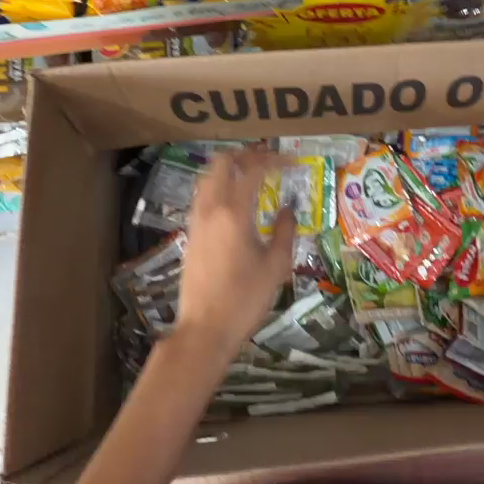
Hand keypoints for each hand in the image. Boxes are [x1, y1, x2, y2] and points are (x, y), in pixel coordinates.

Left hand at [172, 149, 296, 357]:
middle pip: (222, 163)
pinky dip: (219, 185)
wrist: (204, 329)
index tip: (292, 162)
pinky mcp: (190, 233)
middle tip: (269, 160)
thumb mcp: (276, 266)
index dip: (274, 159)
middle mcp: (211, 208)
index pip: (253, 170)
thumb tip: (287, 209)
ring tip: (252, 175)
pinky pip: (202, 195)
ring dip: (230, 168)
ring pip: (208, 176)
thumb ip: (285, 232)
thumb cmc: (245, 299)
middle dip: (247, 155)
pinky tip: (235, 200)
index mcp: (234, 212)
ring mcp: (196, 220)